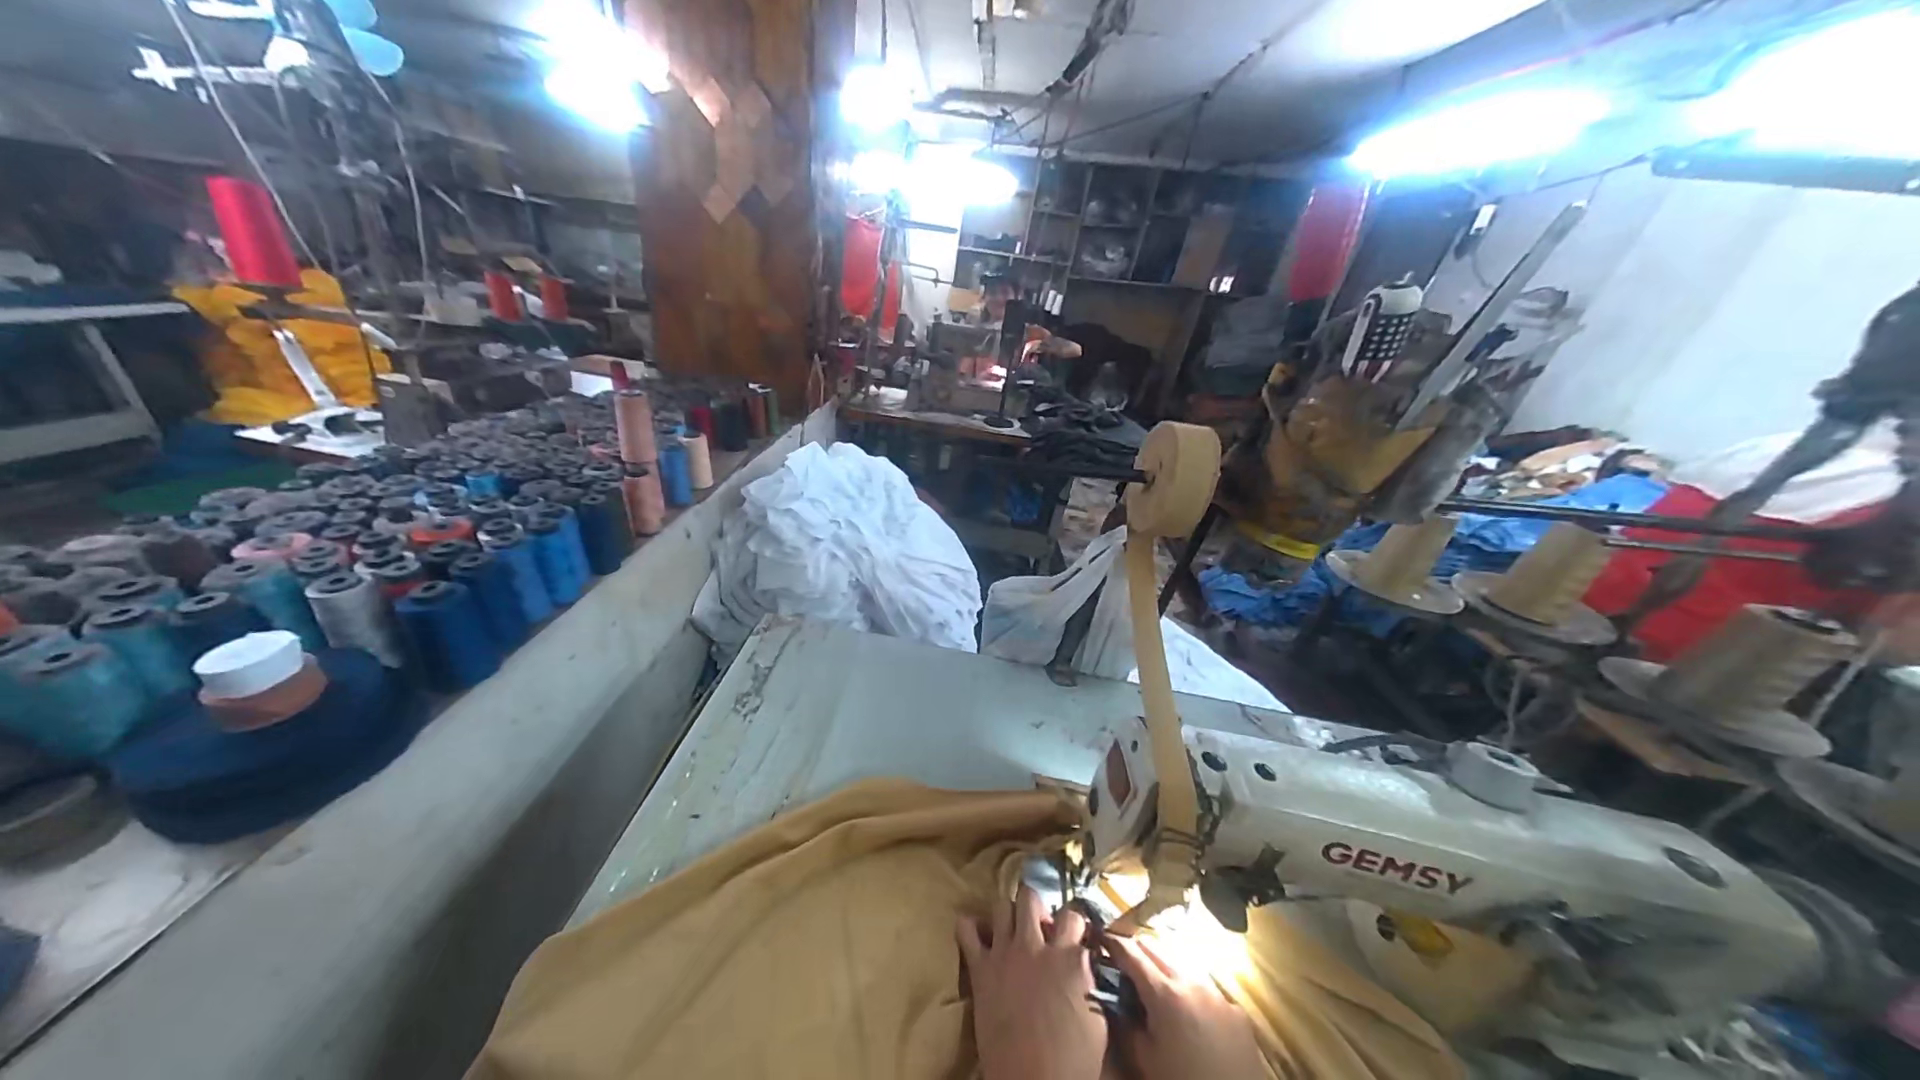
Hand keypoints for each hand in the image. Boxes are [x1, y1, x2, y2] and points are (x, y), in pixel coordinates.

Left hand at [957, 886, 1105, 1079]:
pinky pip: (966, 930)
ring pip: (1001, 905)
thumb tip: (1084, 967)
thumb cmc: (1070, 1062)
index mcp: (1069, 958)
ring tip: (1013, 931)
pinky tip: (979, 935)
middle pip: (1031, 897)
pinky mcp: (980, 968)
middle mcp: (1036, 945)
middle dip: (1036, 906)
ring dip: (1008, 914)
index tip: (1072, 934)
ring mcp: (1005, 953)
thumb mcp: (1097, 1022)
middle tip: (1039, 927)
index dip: (1073, 923)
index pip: (1074, 916)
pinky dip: (970, 927)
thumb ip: (1088, 983)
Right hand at [1108, 934, 1268, 1079]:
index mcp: (1164, 993)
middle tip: (1123, 960)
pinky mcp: (1236, 1011)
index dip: (1113, 942)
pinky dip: (1190, 991)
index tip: (1101, 938)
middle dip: (1137, 949)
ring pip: (1182, 965)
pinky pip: (1206, 989)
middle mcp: (1191, 982)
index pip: (1131, 952)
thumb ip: (1124, 1022)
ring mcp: (1217, 995)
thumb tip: (1109, 998)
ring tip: (1155, 983)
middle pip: (1157, 948)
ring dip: (1164, 966)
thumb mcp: (1144, 1057)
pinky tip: (1188, 1012)